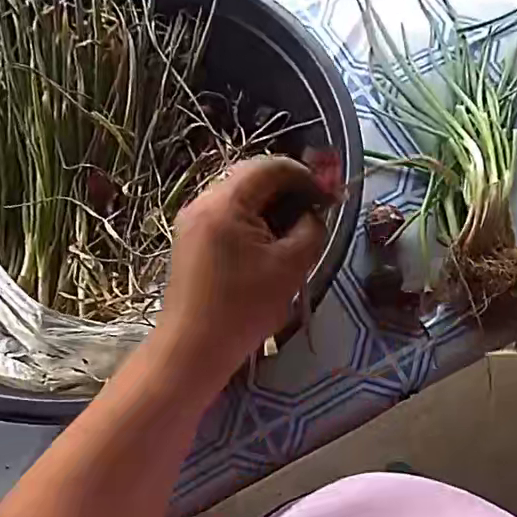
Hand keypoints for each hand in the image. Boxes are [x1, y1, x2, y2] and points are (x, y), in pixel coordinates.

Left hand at [153, 155, 329, 383]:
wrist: (192, 349)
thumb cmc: (243, 308)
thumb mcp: (290, 267)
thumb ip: (310, 231)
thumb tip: (311, 216)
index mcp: (225, 202)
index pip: (272, 167)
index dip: (306, 177)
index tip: (329, 199)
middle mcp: (202, 203)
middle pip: (252, 181)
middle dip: (287, 194)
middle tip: (312, 218)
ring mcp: (190, 224)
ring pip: (238, 202)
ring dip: (268, 213)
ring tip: (290, 239)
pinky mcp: (188, 245)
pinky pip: (224, 222)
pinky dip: (249, 228)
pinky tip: (264, 254)